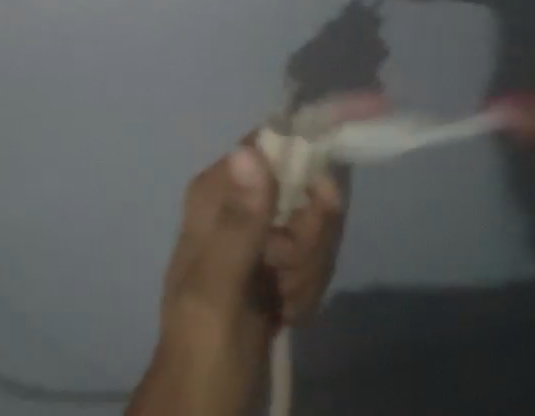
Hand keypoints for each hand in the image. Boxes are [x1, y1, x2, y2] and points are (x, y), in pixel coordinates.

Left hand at [130, 140, 352, 415]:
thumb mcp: (219, 287)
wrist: (205, 403)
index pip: (275, 144)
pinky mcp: (278, 262)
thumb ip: (239, 223)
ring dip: (308, 274)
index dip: (314, 151)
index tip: (331, 197)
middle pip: (308, 189)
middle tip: (281, 277)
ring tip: (278, 304)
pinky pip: (317, 259)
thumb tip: (250, 149)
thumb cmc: (203, 345)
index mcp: (217, 191)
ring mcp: (261, 232)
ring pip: (318, 228)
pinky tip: (284, 315)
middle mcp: (240, 200)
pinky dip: (307, 292)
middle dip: (309, 242)